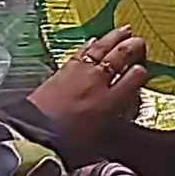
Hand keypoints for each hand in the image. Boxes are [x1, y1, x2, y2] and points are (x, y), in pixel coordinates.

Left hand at [28, 26, 150, 143]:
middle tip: (141, 42)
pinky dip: (91, 44)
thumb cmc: (66, 145)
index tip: (143, 71)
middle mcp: (100, 82)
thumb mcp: (99, 142)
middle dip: (134, 46)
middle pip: (122, 55)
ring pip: (103, 48)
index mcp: (112, 101)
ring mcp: (81, 72)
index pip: (136, 77)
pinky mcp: (64, 69)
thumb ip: (115, 126)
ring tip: (126, 30)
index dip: (142, 71)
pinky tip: (95, 40)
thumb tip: (124, 122)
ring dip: (116, 38)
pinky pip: (83, 51)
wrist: (31, 135)